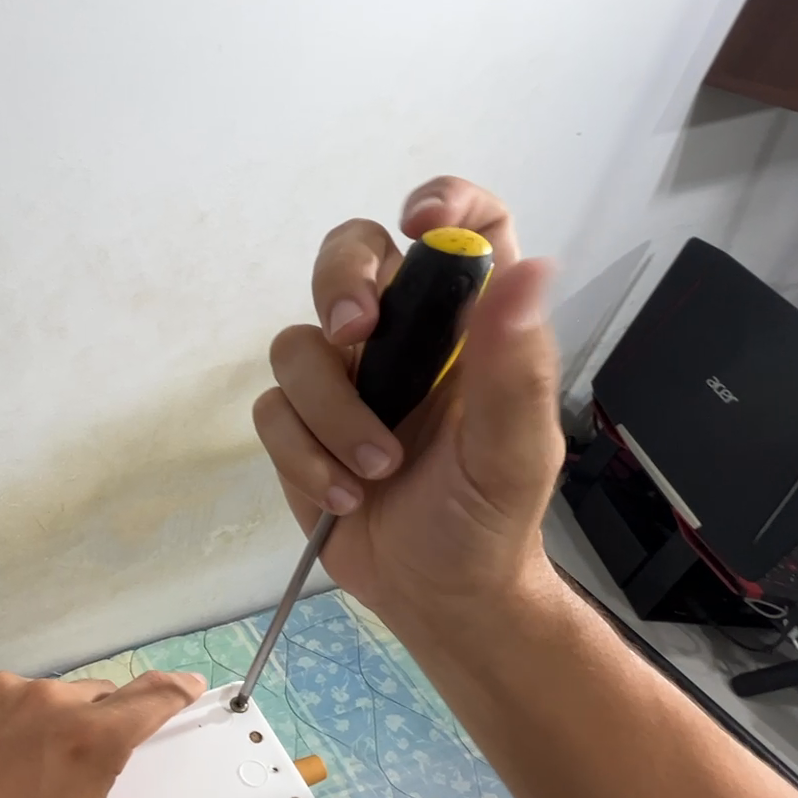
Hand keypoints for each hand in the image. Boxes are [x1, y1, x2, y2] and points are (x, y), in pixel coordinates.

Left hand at [0, 670, 238, 797]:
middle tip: (81, 770)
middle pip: (95, 698)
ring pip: (45, 696)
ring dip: (48, 722)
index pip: (152, 697)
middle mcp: (47, 699)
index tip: (189, 686)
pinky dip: (4, 716)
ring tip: (24, 771)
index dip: (176, 690)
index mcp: (89, 738)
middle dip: (100, 726)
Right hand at [252, 177, 564, 628]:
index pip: (463, 228)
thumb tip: (525, 272)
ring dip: (330, 414)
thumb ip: (514, 368)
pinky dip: (302, 456)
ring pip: (295, 348)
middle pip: (347, 258)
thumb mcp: (514, 452)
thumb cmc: (487, 521)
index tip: (420, 223)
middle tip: (355, 330)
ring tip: (371, 472)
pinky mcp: (296, 426)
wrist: (431, 593)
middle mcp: (397, 341)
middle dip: (339, 284)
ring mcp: (339, 382)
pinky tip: (340, 493)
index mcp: (466, 330)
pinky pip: (271, 413)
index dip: (441, 204)